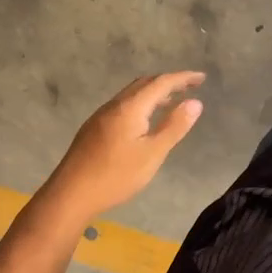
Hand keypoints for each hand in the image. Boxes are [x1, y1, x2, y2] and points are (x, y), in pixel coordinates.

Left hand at [44, 72, 204, 220]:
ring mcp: (101, 116)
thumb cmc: (116, 176)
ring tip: (171, 101)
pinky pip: (123, 104)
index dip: (183, 78)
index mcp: (131, 107)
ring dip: (154, 92)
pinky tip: (144, 120)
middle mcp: (115, 105)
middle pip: (145, 83)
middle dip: (169, 81)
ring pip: (132, 94)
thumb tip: (195, 102)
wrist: (70, 195)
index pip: (161, 83)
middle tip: (190, 86)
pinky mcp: (94, 128)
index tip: (201, 78)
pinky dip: (141, 103)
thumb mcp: (152, 154)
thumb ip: (174, 126)